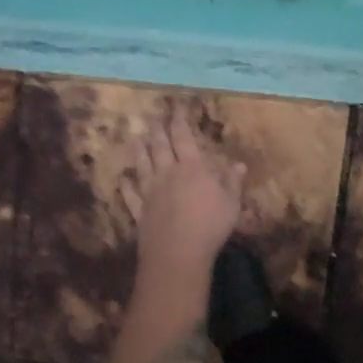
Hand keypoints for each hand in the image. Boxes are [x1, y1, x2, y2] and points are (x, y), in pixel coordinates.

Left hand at [119, 105, 246, 282]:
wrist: (177, 253)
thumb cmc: (210, 225)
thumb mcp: (231, 203)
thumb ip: (232, 182)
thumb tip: (239, 164)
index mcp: (192, 168)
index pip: (183, 138)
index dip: (179, 122)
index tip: (175, 109)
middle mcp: (167, 174)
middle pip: (160, 147)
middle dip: (156, 131)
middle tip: (152, 118)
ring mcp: (150, 192)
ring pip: (142, 165)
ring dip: (139, 151)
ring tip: (135, 138)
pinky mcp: (139, 211)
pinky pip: (131, 195)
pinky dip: (126, 186)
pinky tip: (123, 179)